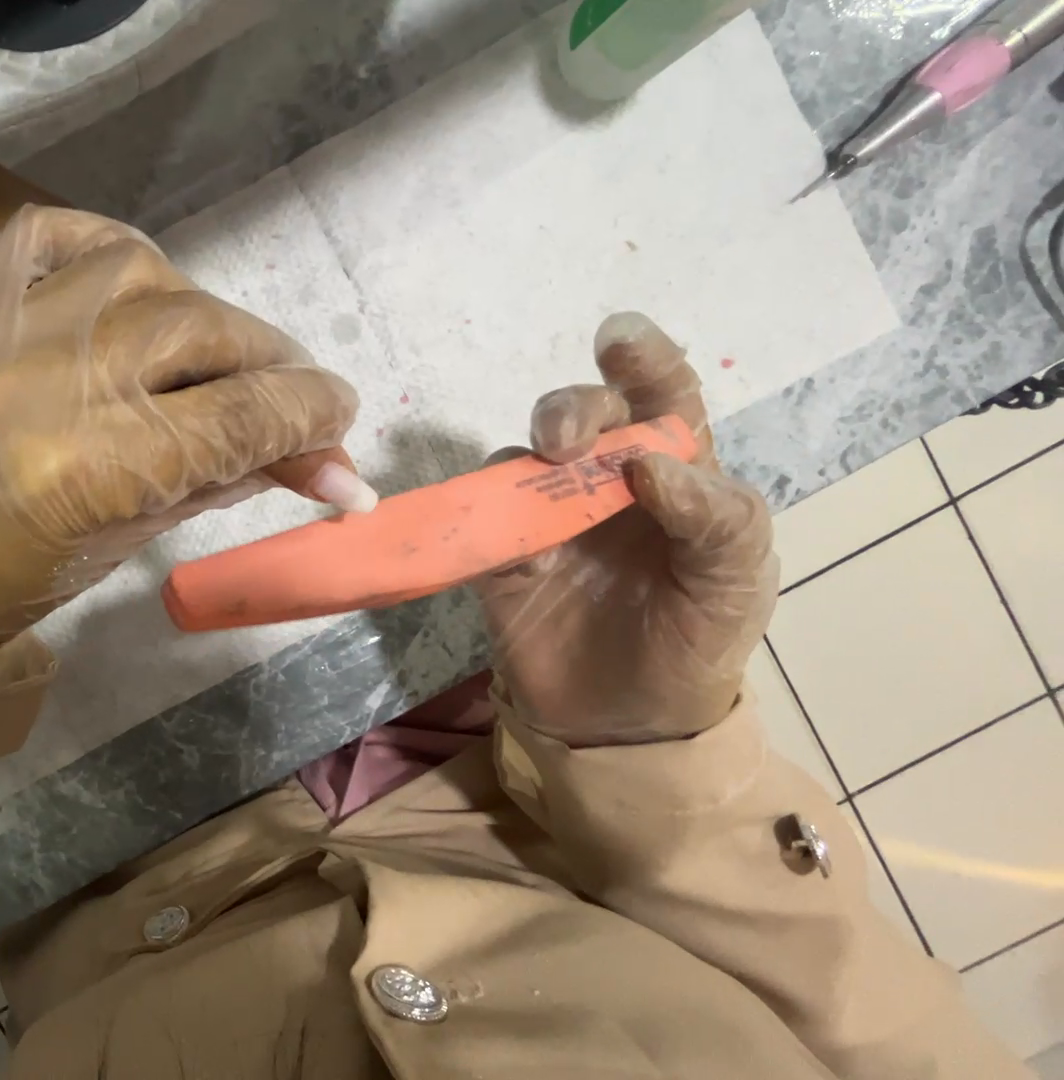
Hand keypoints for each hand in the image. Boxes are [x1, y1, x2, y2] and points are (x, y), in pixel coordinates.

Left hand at [0, 205, 372, 641]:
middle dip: (265, 360)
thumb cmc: (13, 577)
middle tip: (284, 387)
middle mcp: (41, 383)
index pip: (233, 420)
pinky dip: (116, 258)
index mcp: (83, 472)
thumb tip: (326, 459)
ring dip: (195, 310)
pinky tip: (135, 296)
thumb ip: (225, 481)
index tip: (339, 413)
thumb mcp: (127, 539)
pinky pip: (62, 235)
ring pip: (142, 269)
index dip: (306, 415)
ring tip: (204, 354)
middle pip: (198, 333)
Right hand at [476, 312, 777, 746]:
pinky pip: (481, 518)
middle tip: (565, 445)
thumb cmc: (693, 643)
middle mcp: (603, 486)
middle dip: (570, 410)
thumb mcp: (736, 581)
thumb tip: (645, 464)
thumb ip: (714, 516)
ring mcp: (544, 518)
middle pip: (580, 416)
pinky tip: (523, 556)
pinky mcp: (498, 554)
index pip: (662, 401)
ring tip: (541, 487)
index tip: (617, 340)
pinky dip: (491, 521)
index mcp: (674, 480)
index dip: (644, 363)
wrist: (623, 721)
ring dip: (527, 456)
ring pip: (519, 456)